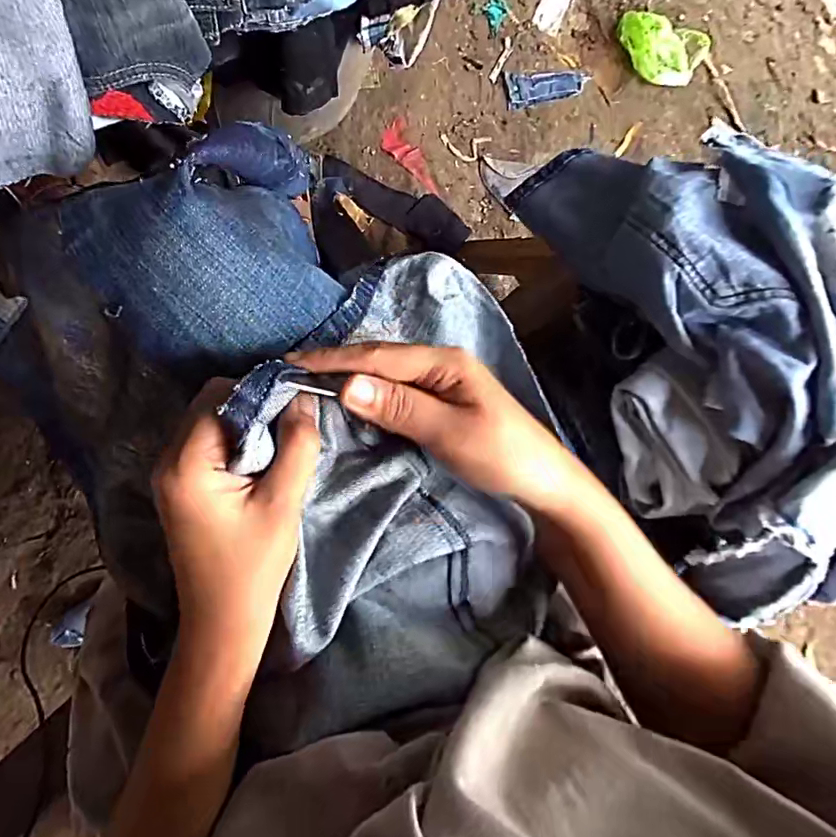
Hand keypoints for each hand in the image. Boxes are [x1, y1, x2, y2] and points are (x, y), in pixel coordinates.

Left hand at [152, 381, 319, 659]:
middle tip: (290, 424)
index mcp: (185, 463)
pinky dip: (238, 439)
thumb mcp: (282, 503)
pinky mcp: (181, 485)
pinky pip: (209, 441)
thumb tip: (304, 398)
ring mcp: (170, 473)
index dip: (259, 392)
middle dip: (254, 405)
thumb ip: (297, 445)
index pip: (219, 396)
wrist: (222, 622)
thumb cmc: (252, 566)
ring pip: (211, 419)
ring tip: (281, 442)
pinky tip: (263, 460)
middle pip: (211, 403)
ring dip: (247, 422)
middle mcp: (168, 461)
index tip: (295, 402)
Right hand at [292, 344, 583, 515]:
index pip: (378, 356)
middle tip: (291, 371)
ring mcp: (442, 381)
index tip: (291, 364)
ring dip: (350, 376)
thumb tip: (347, 384)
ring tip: (310, 381)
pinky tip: (350, 398)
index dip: (333, 359)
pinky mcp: (441, 401)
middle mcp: (441, 363)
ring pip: (386, 372)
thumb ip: (400, 407)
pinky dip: (369, 391)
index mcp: (445, 361)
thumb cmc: (502, 455)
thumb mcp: (450, 432)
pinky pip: (396, 389)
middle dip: (336, 362)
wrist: (544, 481)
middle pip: (380, 358)